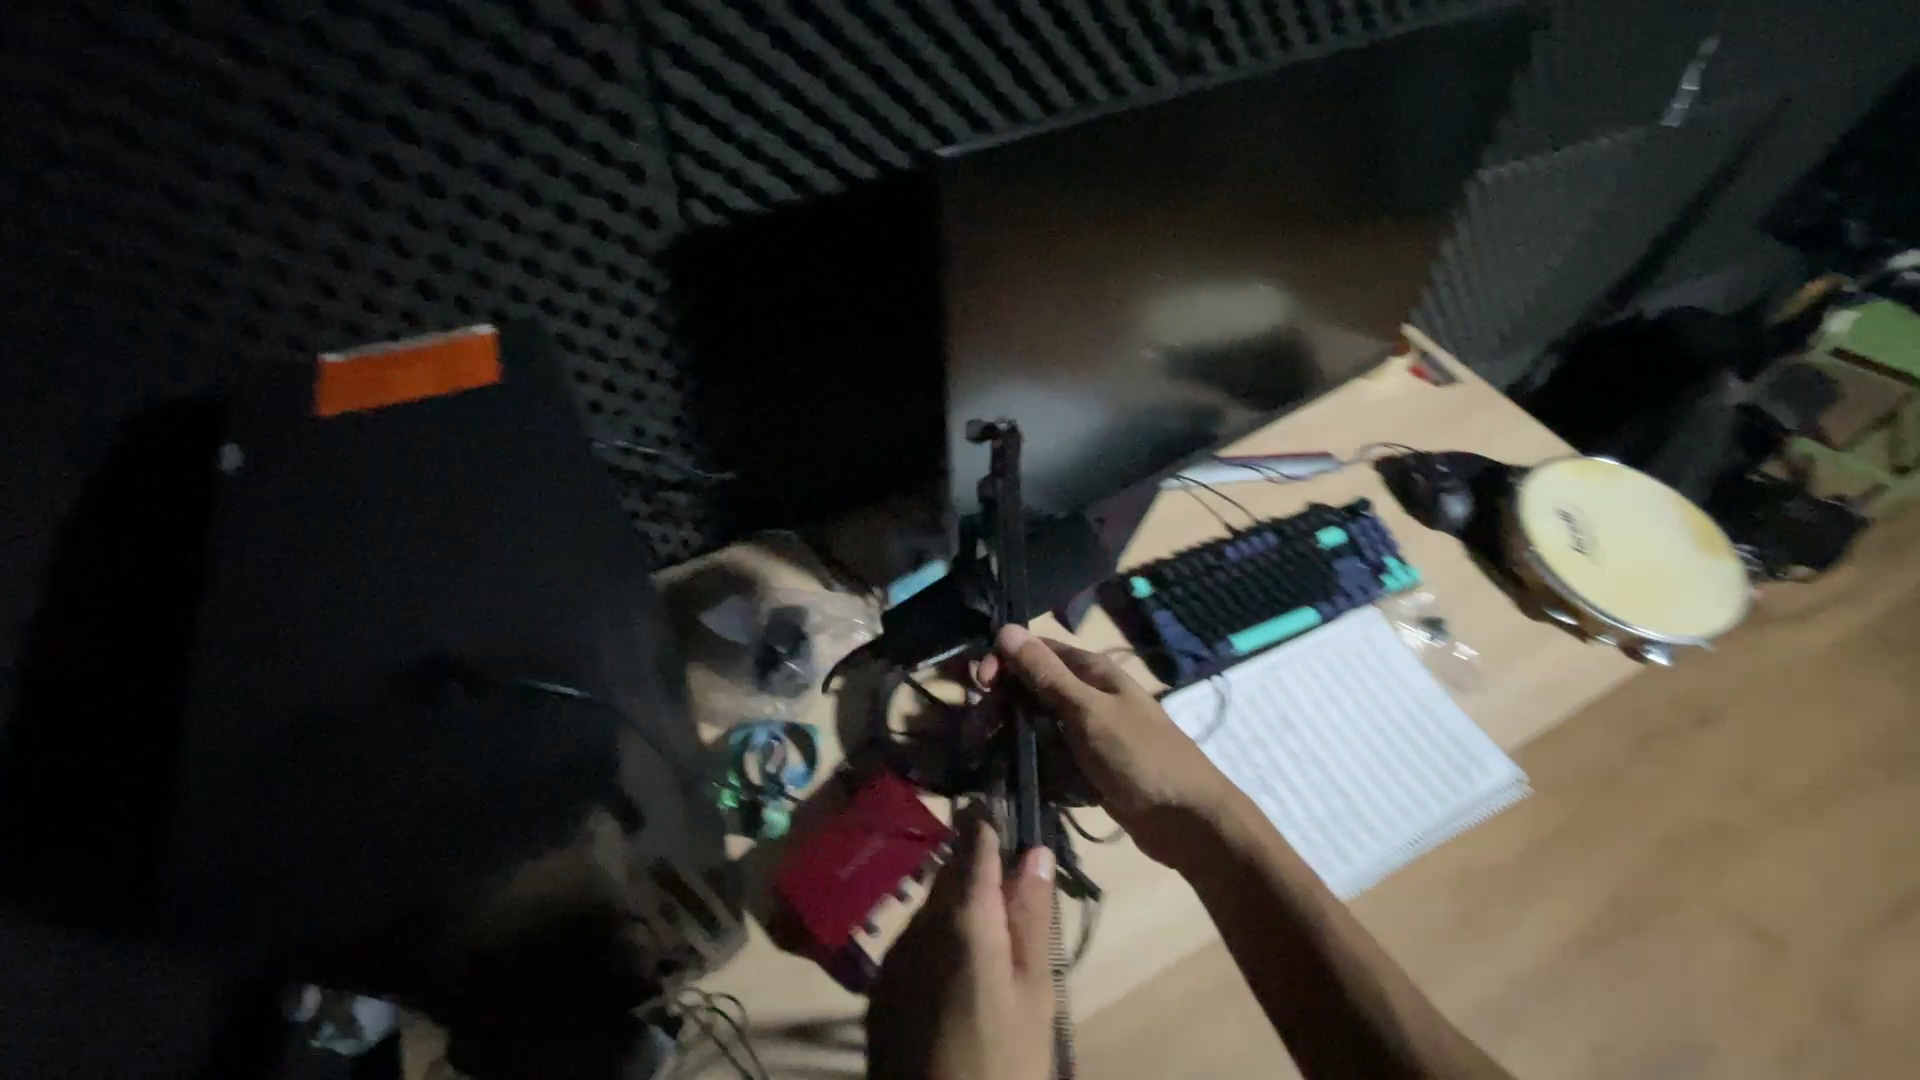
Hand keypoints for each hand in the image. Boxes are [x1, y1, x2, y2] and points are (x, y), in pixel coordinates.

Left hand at [866, 822, 1056, 1079]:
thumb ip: (1031, 919)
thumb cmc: (1005, 1067)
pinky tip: (957, 975)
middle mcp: (918, 926)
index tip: (997, 801)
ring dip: (956, 907)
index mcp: (962, 921)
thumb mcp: (1035, 996)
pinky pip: (913, 943)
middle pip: (949, 877)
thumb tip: (1036, 852)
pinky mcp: (879, 990)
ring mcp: (893, 958)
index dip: (987, 823)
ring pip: (930, 910)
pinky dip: (936, 941)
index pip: (973, 847)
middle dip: (975, 868)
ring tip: (990, 938)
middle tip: (1007, 879)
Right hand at [979, 625, 1238, 868]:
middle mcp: (1088, 697)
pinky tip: (1013, 778)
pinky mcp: (1088, 768)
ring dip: (1012, 737)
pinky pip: (1050, 758)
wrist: (1188, 822)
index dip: (1004, 662)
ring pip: (1037, 726)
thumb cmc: (1140, 757)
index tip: (979, 687)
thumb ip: (1046, 674)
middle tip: (978, 731)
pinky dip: (1032, 765)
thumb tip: (1006, 629)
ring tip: (988, 757)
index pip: (1036, 652)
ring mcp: (1089, 734)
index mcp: (1092, 673)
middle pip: (1032, 690)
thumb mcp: (1088, 711)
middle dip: (1002, 705)